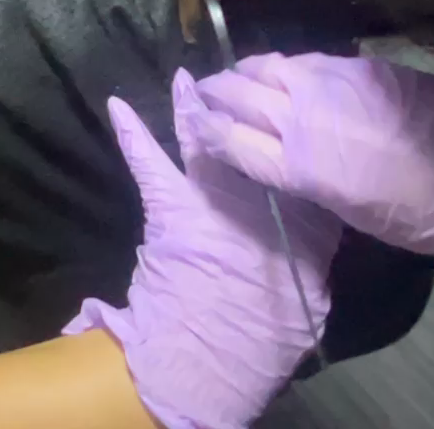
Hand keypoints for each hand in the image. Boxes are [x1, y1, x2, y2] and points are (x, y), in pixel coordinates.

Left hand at [67, 70, 340, 428]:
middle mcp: (260, 207)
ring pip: (204, 145)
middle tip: (235, 78)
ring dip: (192, 111)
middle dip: (241, 112)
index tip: (289, 112)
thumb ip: (313, 249)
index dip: (290, 141)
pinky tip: (116, 104)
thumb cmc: (264, 334)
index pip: (299, 174)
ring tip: (186, 77)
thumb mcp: (308, 294)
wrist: (216, 356)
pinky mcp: (172, 206)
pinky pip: (149, 161)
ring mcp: (213, 203)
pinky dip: (133, 133)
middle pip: (250, 147)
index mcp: (304, 232)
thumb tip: (317, 216)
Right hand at [186, 53, 433, 316]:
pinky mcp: (362, 66)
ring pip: (264, 67)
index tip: (191, 117)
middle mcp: (307, 119)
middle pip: (235, 93)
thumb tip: (254, 140)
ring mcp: (334, 85)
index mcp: (301, 168)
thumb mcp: (342, 209)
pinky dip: (288, 69)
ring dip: (245, 73)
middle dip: (214, 92)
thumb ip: (289, 169)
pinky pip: (305, 61)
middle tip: (207, 93)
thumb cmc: (421, 219)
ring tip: (242, 80)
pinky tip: (292, 78)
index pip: (225, 134)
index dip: (201, 123)